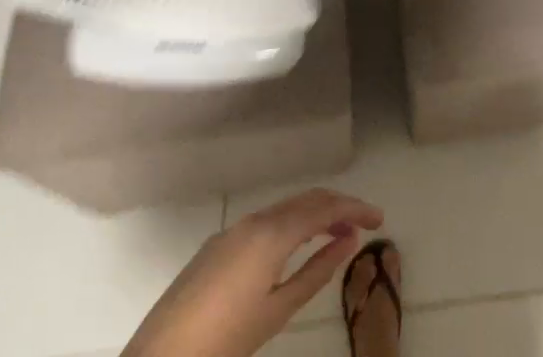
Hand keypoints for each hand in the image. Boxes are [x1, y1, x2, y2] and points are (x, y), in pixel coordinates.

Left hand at [122, 188, 383, 356]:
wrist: (162, 355)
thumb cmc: (227, 337)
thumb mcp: (279, 309)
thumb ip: (316, 270)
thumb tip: (348, 241)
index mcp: (271, 234)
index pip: (324, 208)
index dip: (355, 208)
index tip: (380, 218)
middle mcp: (252, 222)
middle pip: (304, 200)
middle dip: (338, 206)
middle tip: (365, 223)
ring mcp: (230, 232)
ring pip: (283, 209)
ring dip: (314, 215)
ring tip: (338, 235)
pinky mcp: (216, 247)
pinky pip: (264, 223)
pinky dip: (290, 225)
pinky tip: (297, 246)